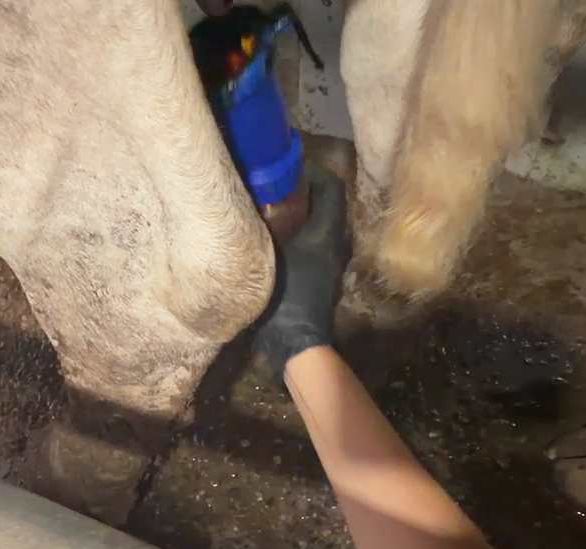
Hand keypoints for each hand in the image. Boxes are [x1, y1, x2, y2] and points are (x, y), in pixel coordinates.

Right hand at [253, 164, 351, 382]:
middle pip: (325, 205)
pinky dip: (298, 235)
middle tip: (273, 186)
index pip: (331, 186)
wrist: (296, 344)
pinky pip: (313, 245)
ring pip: (319, 226)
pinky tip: (274, 240)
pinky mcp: (321, 279)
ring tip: (270, 210)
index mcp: (328, 232)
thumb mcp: (270, 257)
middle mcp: (336, 243)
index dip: (312, 171)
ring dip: (300, 215)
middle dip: (302, 192)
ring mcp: (330, 263)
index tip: (287, 166)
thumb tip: (250, 202)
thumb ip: (265, 228)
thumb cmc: (286, 298)